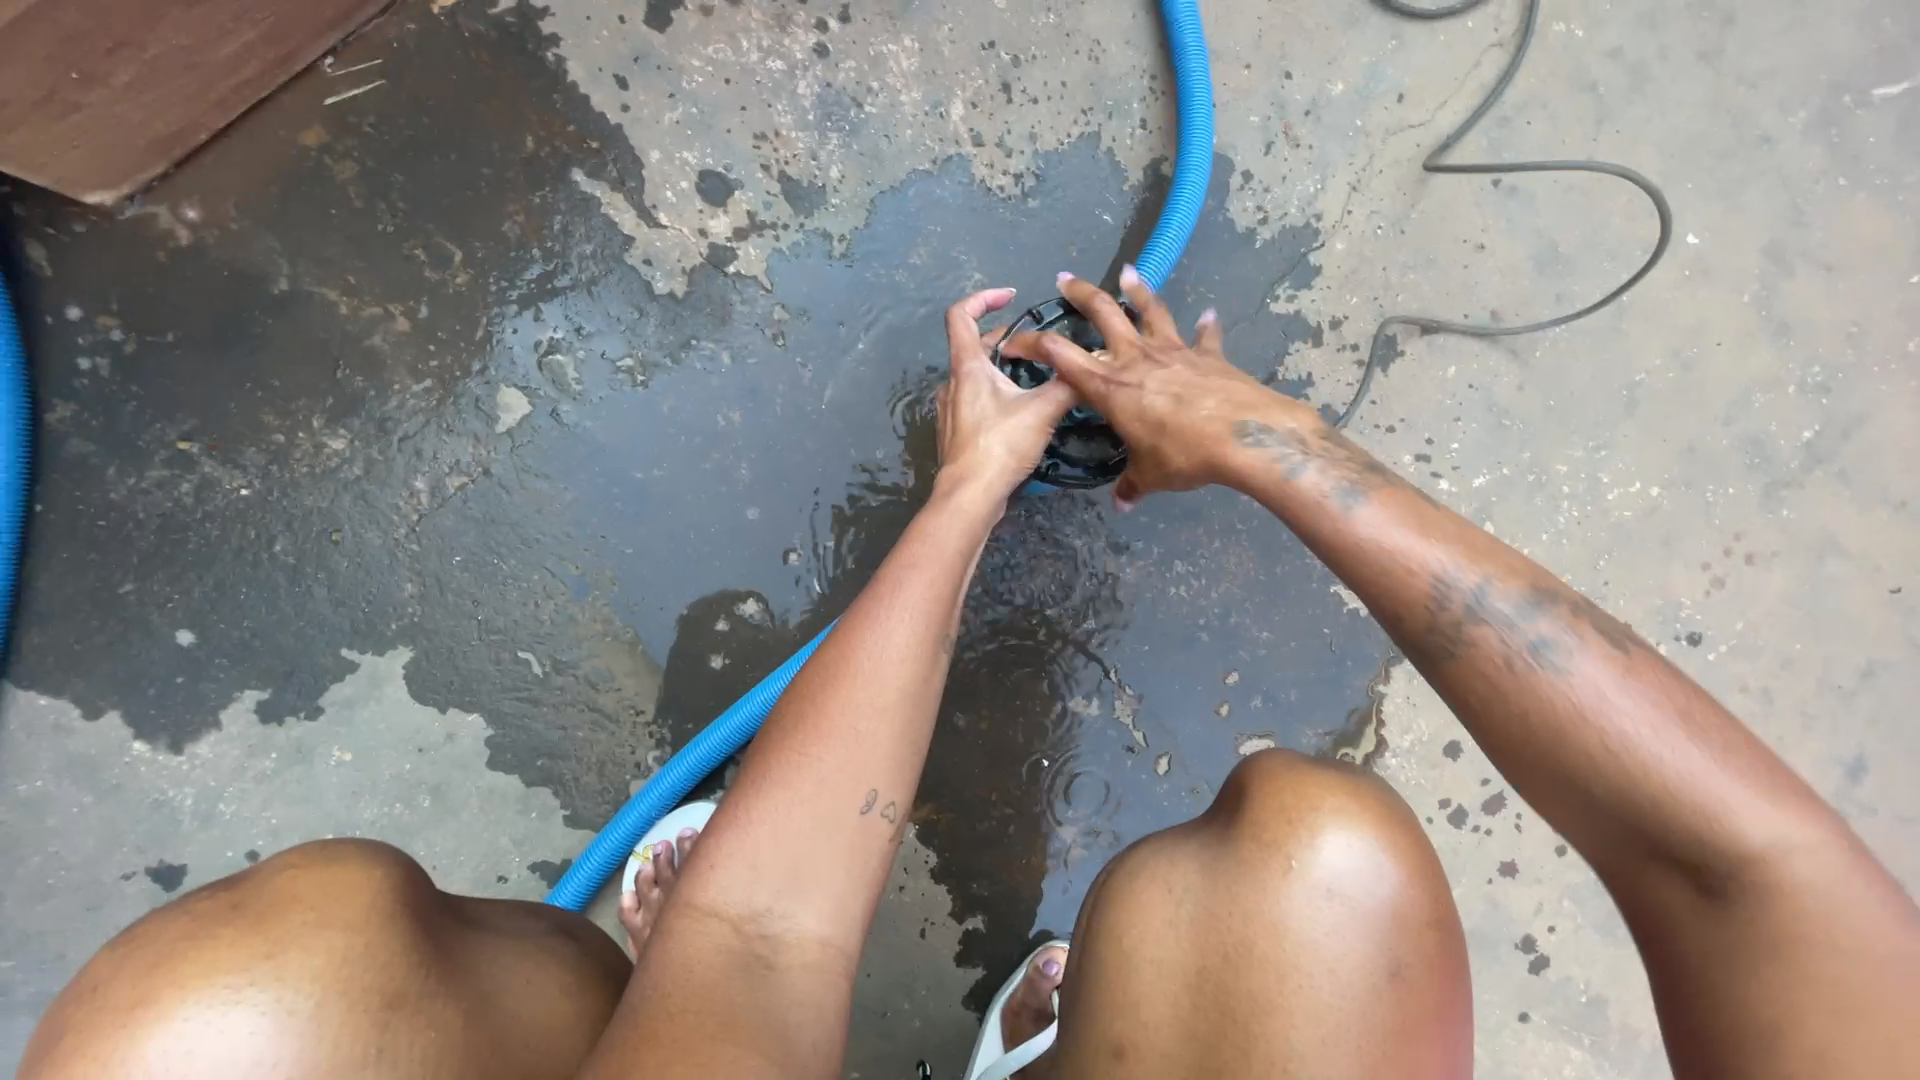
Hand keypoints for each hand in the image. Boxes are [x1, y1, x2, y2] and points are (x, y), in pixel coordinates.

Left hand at [934, 287, 1078, 508]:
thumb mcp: (1043, 411)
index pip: (961, 315)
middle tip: (1035, 346)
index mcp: (967, 367)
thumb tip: (1093, 367)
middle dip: (1005, 340)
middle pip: (974, 347)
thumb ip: (1069, 384)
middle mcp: (952, 383)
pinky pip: (974, 402)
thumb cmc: (1000, 446)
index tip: (1011, 296)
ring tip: (1033, 379)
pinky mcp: (955, 433)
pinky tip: (1019, 413)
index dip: (983, 298)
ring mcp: (950, 410)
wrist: (969, 497)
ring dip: (1001, 370)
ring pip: (975, 376)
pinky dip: (995, 395)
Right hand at [998, 267, 1320, 508]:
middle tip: (1065, 279)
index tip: (1014, 341)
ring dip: (1137, 290)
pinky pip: (1204, 336)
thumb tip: (1123, 503)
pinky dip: (1206, 326)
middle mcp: (1136, 359)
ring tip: (1128, 271)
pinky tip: (1208, 314)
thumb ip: (1132, 485)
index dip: (1033, 345)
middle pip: (1103, 314)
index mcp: (1110, 387)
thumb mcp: (1151, 475)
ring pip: (1150, 310)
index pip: (1061, 358)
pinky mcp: (1208, 355)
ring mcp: (1173, 352)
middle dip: (1080, 294)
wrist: (1246, 438)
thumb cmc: (1184, 455)